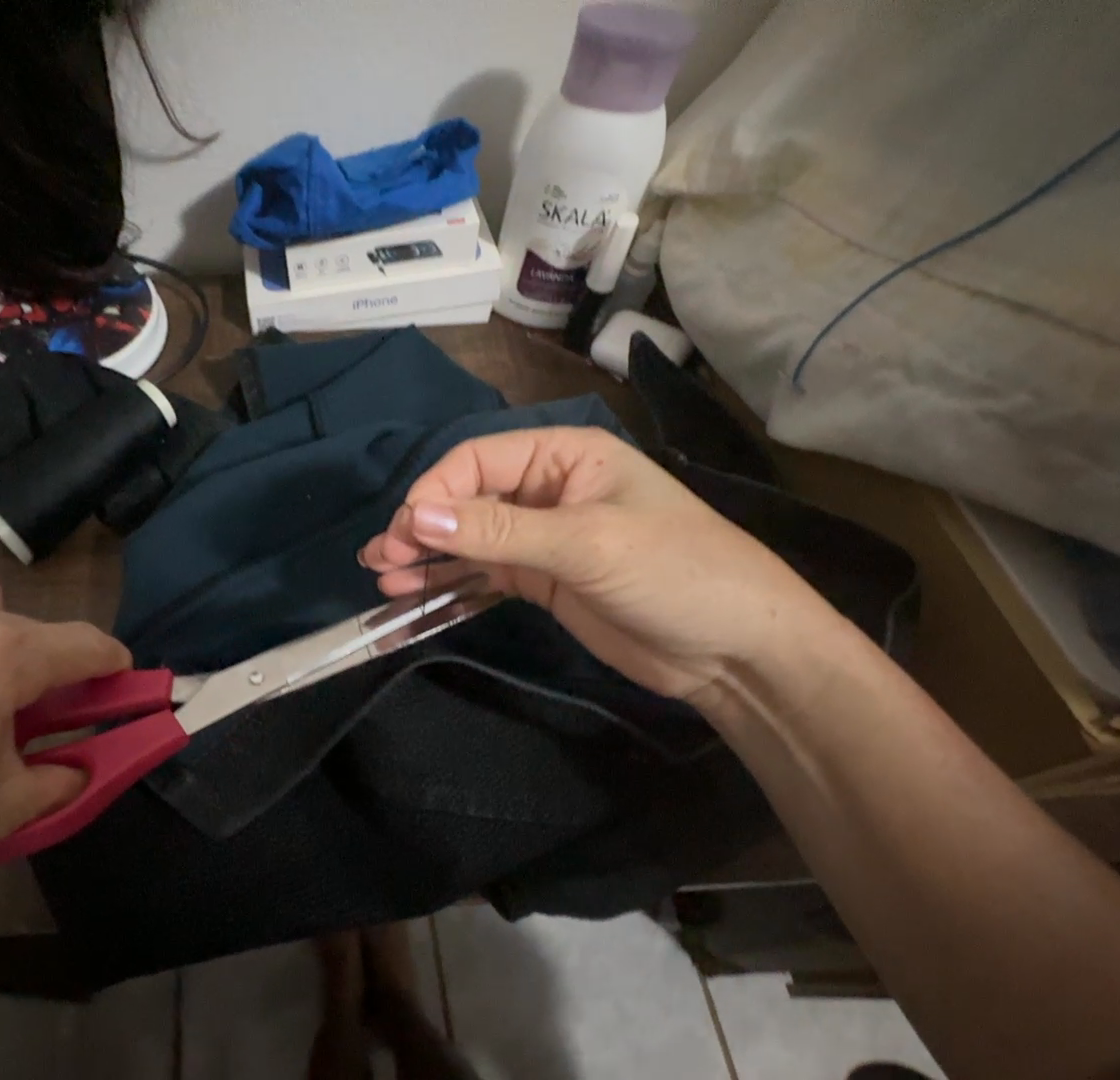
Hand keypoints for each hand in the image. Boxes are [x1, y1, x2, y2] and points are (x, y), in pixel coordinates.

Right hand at [359, 428, 840, 705]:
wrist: (737, 651)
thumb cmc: (675, 573)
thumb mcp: (587, 544)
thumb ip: (500, 532)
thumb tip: (417, 518)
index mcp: (565, 456)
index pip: (479, 461)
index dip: (436, 493)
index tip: (406, 533)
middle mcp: (548, 490)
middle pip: (467, 500)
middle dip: (423, 527)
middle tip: (383, 561)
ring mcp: (544, 538)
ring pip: (470, 539)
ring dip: (428, 557)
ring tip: (385, 580)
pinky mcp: (543, 581)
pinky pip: (484, 573)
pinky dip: (450, 582)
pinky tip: (416, 593)